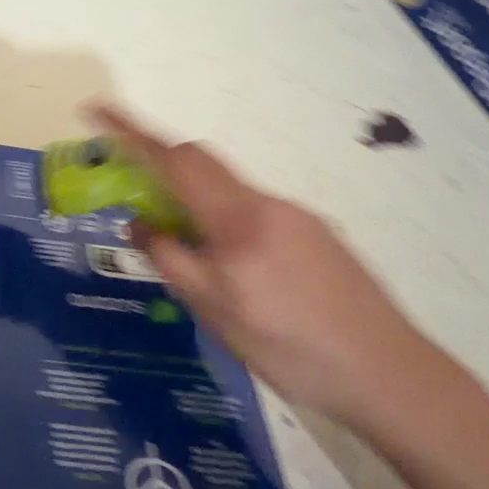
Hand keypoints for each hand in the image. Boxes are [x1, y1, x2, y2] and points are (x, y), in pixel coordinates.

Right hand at [89, 104, 436, 421]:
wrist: (393, 377)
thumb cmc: (292, 348)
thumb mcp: (216, 312)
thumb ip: (171, 259)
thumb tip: (137, 224)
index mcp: (236, 217)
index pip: (173, 159)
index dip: (130, 131)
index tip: (95, 110)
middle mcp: (266, 203)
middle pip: (201, 163)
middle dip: (161, 164)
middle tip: (136, 197)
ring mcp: (297, 216)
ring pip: (229, 191)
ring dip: (196, 203)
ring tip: (192, 259)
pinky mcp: (317, 235)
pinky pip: (254, 212)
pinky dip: (227, 223)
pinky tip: (240, 277)